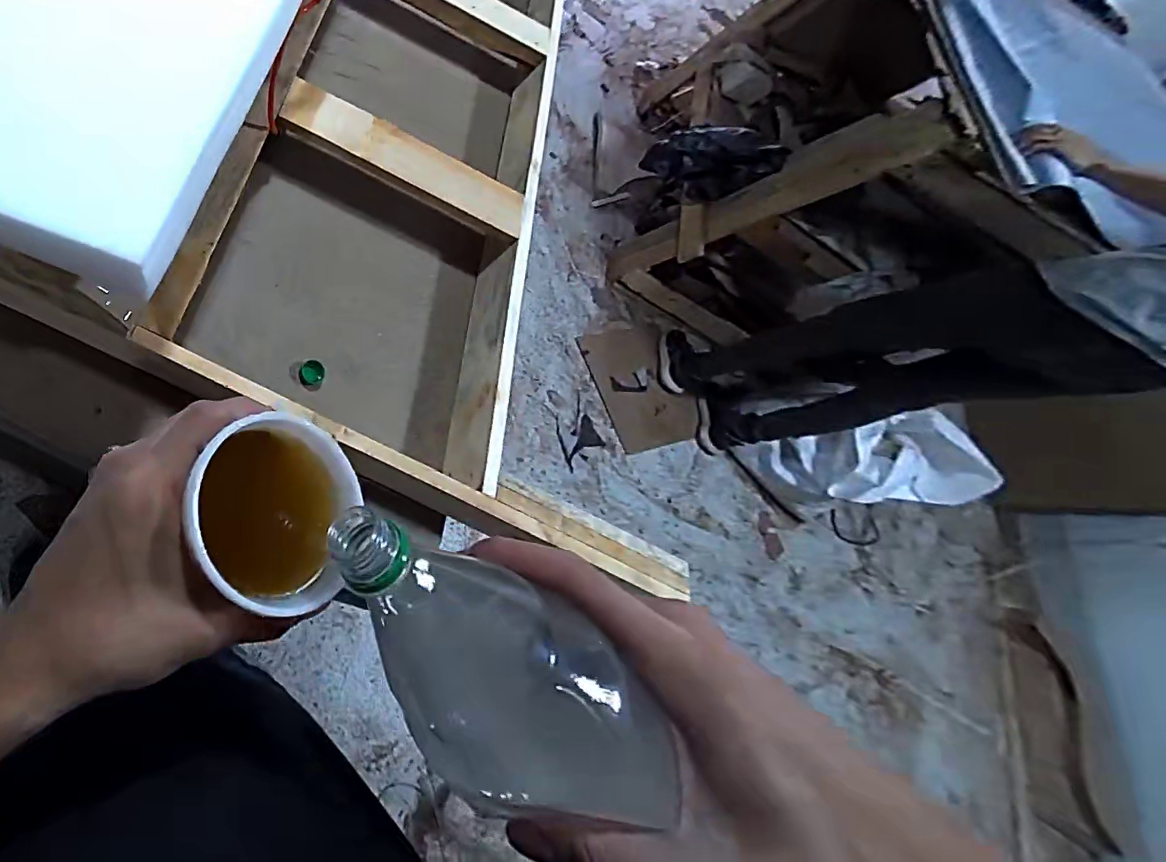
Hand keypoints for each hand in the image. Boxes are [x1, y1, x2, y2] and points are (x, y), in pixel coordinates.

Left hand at [1, 398, 301, 705]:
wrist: (35, 652)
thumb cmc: (114, 637)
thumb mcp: (195, 631)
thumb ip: (256, 615)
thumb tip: (307, 605)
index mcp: (148, 482)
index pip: (203, 419)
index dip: (248, 411)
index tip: (287, 428)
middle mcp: (125, 464)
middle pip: (189, 420)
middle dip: (236, 426)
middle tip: (280, 452)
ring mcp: (107, 474)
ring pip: (169, 436)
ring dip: (209, 442)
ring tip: (251, 467)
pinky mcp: (99, 490)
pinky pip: (152, 455)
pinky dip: (185, 458)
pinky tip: (207, 490)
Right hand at [468, 538, 998, 861]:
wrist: (917, 858)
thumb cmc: (815, 842)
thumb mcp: (710, 860)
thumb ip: (610, 848)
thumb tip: (515, 824)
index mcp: (680, 658)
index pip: (584, 580)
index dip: (522, 556)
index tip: (470, 557)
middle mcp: (685, 631)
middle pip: (589, 576)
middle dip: (525, 570)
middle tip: (472, 598)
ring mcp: (701, 641)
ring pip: (610, 594)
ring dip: (554, 591)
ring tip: (504, 619)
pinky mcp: (710, 660)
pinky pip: (630, 616)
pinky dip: (585, 614)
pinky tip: (568, 657)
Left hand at [1021, 123, 1108, 172]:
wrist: (1103, 166)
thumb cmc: (1090, 162)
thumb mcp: (1077, 151)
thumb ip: (1064, 148)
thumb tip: (1048, 152)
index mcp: (1073, 134)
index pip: (1050, 126)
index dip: (1034, 128)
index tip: (1021, 134)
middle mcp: (1069, 134)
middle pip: (1041, 127)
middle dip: (1024, 132)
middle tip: (1011, 140)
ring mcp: (1065, 139)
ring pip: (1037, 135)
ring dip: (1023, 141)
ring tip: (1013, 147)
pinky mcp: (1061, 147)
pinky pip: (1039, 145)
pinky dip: (1028, 149)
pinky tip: (1022, 154)